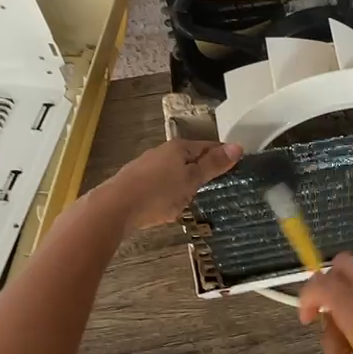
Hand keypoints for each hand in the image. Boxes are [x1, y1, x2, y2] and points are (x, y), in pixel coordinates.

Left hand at [95, 139, 241, 229]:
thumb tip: (237, 146)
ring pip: (174, 170)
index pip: (209, 146)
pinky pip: (160, 183)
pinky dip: (169, 190)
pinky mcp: (136, 181)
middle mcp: (162, 152)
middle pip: (190, 157)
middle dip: (203, 169)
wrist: (114, 208)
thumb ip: (213, 165)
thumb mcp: (192, 180)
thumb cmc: (158, 192)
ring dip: (185, 181)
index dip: (223, 155)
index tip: (237, 167)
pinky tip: (168, 204)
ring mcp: (147, 166)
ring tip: (194, 197)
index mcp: (179, 148)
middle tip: (218, 185)